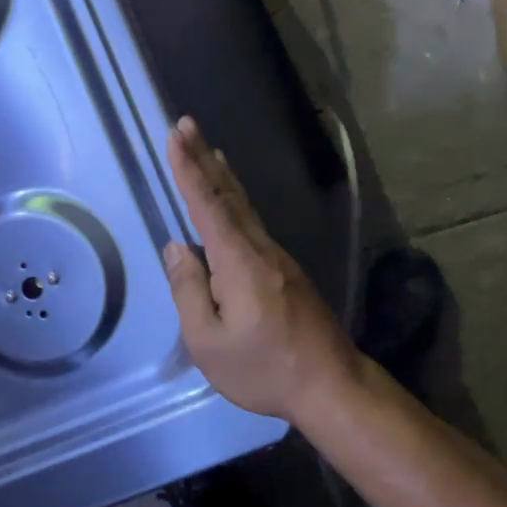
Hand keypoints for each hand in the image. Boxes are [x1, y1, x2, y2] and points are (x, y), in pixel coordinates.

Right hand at [160, 116, 362, 422]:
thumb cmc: (265, 368)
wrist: (329, 383)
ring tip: (207, 149)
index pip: (208, 206)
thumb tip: (177, 248)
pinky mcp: (285, 270)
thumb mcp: (210, 342)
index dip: (189, 169)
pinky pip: (253, 223)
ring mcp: (277, 257)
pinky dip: (236, 200)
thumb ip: (190, 291)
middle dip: (204, 158)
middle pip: (229, 195)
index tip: (176, 136)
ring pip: (244, 206)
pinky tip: (230, 200)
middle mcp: (261, 248)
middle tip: (187, 124)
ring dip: (222, 175)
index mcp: (239, 262)